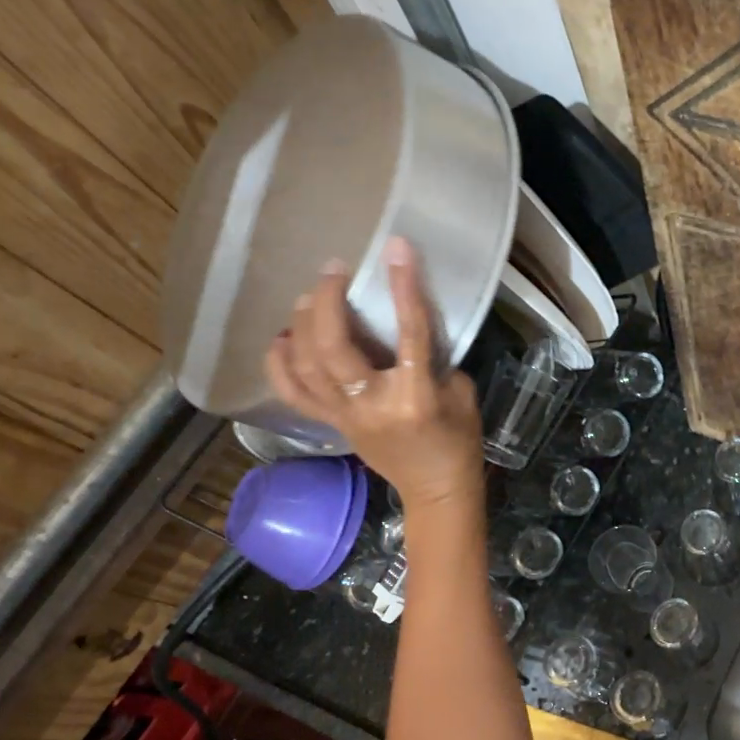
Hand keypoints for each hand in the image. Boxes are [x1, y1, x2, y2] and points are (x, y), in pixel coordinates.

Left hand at [266, 236, 485, 514]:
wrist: (437, 489)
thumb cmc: (458, 441)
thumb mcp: (461, 394)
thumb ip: (433, 359)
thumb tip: (404, 325)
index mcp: (416, 396)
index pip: (409, 332)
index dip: (403, 288)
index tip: (396, 250)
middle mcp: (373, 404)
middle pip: (335, 345)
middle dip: (329, 299)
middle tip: (334, 269)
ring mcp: (346, 415)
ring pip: (306, 363)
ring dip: (303, 323)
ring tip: (311, 296)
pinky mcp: (331, 423)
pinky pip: (293, 391)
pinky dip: (279, 362)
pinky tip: (282, 337)